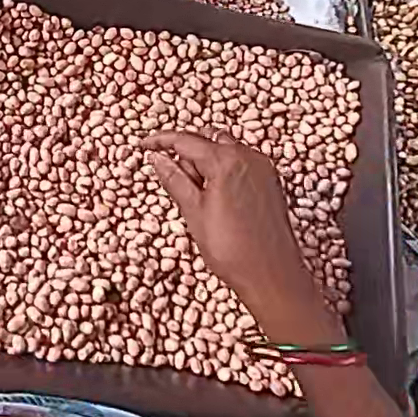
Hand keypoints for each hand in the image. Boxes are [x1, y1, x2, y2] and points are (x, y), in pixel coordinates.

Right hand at [142, 130, 344, 344]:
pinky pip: (240, 163)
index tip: (145, 145)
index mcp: (226, 162)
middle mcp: (248, 158)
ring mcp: (262, 169)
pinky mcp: (270, 182)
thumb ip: (174, 179)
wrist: (272, 276)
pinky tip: (216, 198)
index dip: (160, 141)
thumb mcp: (193, 211)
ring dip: (205, 162)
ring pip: (224, 149)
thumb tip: (157, 158)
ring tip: (198, 197)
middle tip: (176, 184)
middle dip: (186, 154)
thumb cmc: (234, 250)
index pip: (185, 140)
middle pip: (207, 140)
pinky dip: (223, 170)